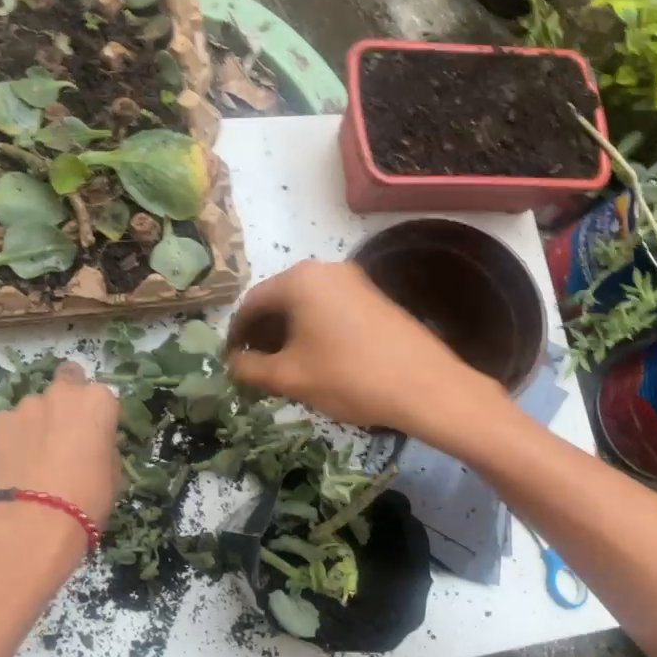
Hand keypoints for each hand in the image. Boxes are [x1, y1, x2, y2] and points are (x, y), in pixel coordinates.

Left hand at [0, 361, 119, 554]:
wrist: (37, 522)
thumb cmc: (88, 499)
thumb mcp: (113, 473)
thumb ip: (103, 446)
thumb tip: (91, 444)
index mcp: (98, 402)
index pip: (103, 397)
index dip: (98, 417)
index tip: (95, 437)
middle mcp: (62, 393)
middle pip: (67, 382)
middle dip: (66, 402)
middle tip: (63, 435)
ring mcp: (26, 405)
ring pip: (35, 406)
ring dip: (37, 422)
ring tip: (34, 458)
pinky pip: (8, 423)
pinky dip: (12, 437)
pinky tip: (14, 463)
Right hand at [225, 261, 502, 437]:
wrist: (425, 386)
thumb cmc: (348, 377)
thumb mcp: (290, 377)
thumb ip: (250, 368)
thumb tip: (232, 363)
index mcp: (299, 280)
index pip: (251, 303)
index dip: (236, 334)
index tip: (231, 362)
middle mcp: (325, 270)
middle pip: (279, 300)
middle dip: (263, 334)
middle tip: (255, 368)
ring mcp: (354, 282)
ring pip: (306, 306)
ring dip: (288, 334)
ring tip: (284, 369)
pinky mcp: (374, 298)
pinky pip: (330, 310)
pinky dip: (314, 331)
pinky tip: (316, 361)